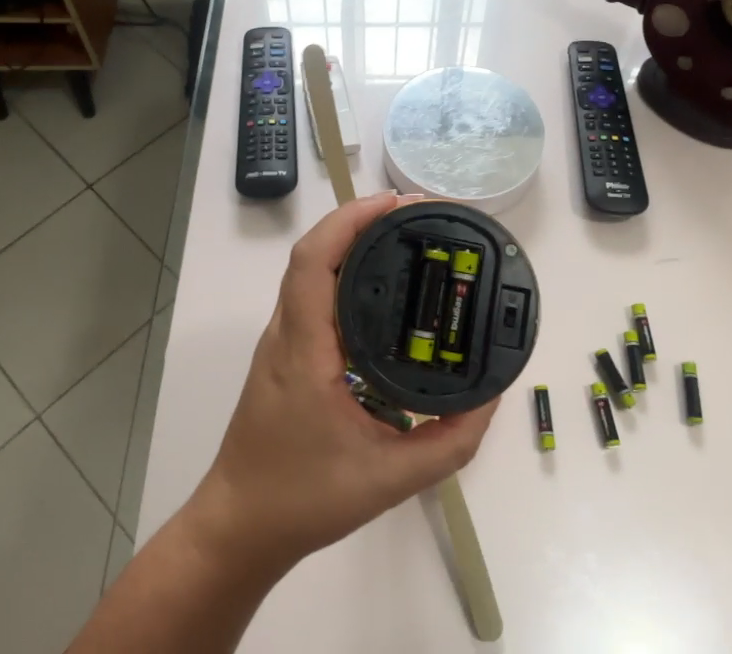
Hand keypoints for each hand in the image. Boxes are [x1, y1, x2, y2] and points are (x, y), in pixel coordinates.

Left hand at [183, 192, 500, 573]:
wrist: (240, 527)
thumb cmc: (303, 498)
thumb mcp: (391, 479)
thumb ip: (450, 442)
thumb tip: (491, 398)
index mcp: (304, 351)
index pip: (314, 261)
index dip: (350, 219)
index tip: (396, 203)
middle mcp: (287, 335)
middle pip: (313, 255)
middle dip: (363, 223)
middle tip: (420, 219)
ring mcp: (282, 345)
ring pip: (311, 275)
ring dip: (353, 247)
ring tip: (407, 243)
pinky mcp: (287, 358)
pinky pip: (314, 299)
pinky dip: (346, 278)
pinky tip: (384, 294)